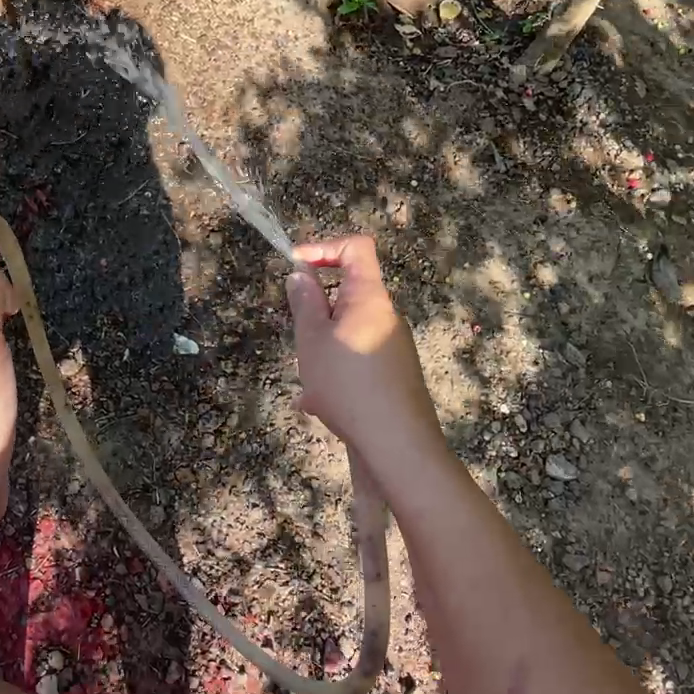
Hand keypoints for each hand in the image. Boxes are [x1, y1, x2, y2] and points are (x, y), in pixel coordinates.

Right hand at [286, 236, 443, 466]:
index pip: (356, 247)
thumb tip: (300, 274)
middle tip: (298, 341)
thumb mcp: (312, 340)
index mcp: (369, 297)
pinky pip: (357, 361)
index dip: (324, 246)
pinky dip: (336, 374)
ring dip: (322, 350)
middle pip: (347, 295)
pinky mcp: (395, 376)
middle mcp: (386, 316)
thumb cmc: (349, 383)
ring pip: (347, 333)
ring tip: (308, 386)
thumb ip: (305, 303)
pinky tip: (320, 406)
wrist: (398, 447)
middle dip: (316, 314)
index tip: (295, 266)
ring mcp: (393, 347)